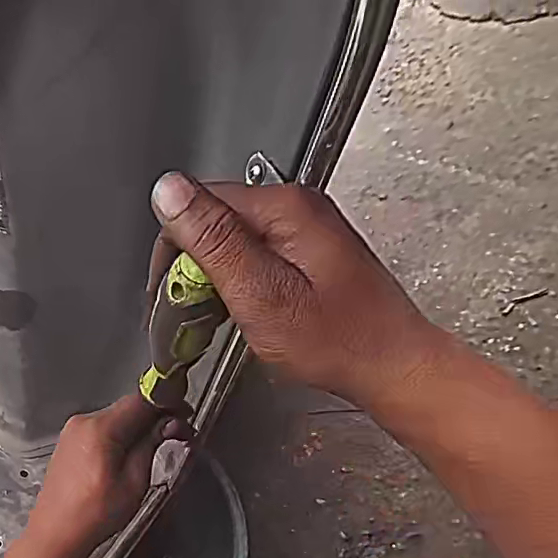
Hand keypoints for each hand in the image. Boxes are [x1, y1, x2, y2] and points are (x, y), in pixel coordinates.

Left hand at [24, 394, 188, 557]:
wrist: (56, 534)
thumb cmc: (90, 516)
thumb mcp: (135, 482)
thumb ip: (152, 446)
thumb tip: (167, 425)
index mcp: (100, 430)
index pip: (142, 400)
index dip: (168, 405)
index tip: (183, 414)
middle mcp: (83, 423)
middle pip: (129, 407)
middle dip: (155, 418)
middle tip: (176, 435)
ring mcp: (73, 432)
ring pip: (116, 418)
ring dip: (137, 428)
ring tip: (152, 451)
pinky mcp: (70, 443)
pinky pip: (102, 430)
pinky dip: (119, 437)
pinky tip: (127, 458)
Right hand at [148, 171, 447, 404]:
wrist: (389, 366)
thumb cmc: (337, 341)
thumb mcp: (261, 294)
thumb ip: (214, 241)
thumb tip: (170, 191)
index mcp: (284, 209)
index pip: (200, 202)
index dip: (173, 250)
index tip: (168, 293)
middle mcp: (297, 210)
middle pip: (218, 220)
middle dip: (194, 266)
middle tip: (194, 315)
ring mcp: (307, 232)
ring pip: (237, 242)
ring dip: (217, 279)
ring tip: (221, 318)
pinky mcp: (311, 257)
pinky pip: (259, 259)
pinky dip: (242, 285)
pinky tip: (247, 313)